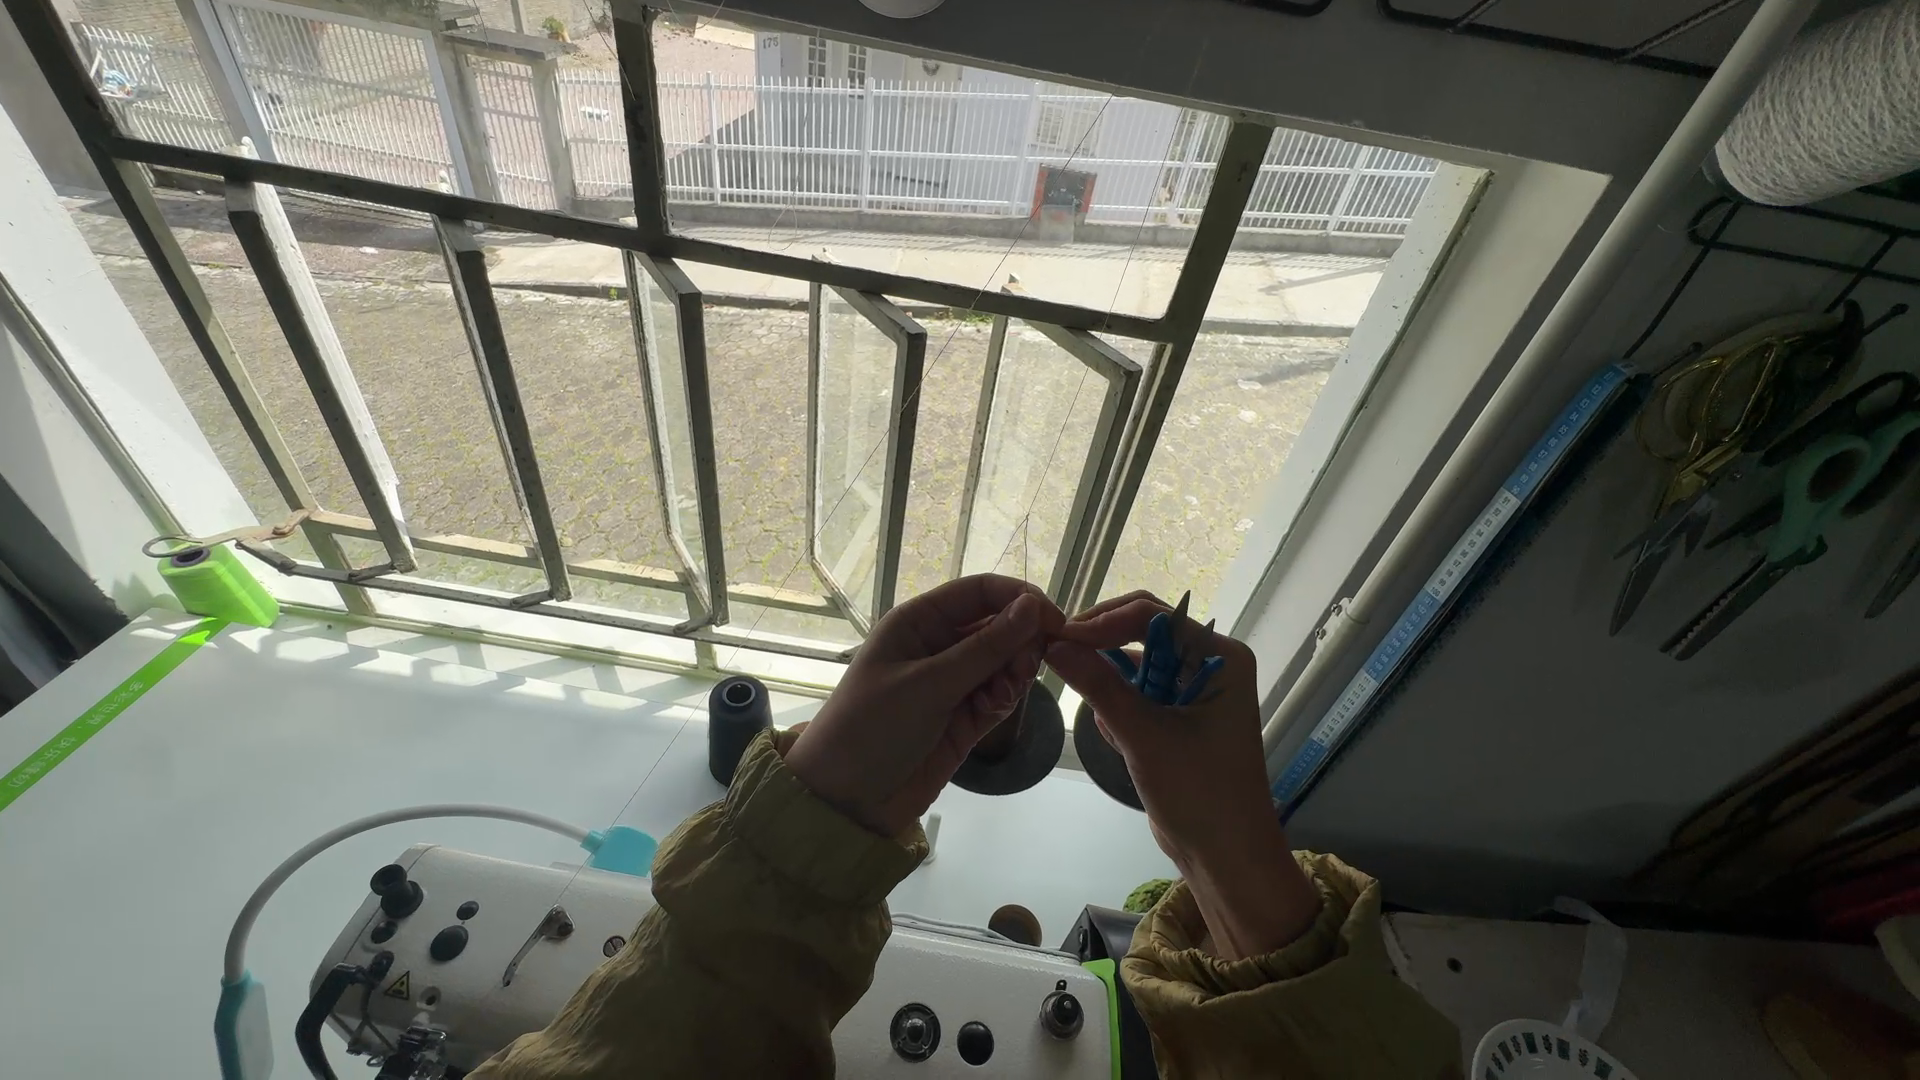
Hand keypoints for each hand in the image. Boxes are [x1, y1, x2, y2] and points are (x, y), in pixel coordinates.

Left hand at [784, 575, 1062, 836]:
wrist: (846, 802)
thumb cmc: (873, 728)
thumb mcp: (928, 684)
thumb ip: (985, 647)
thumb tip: (1033, 605)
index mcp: (919, 622)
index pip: (979, 592)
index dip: (1019, 599)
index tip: (1055, 620)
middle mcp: (939, 644)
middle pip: (997, 625)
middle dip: (1021, 640)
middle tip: (1028, 666)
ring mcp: (953, 682)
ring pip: (1004, 661)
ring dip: (1015, 671)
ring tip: (1006, 692)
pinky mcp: (965, 717)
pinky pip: (1000, 694)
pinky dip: (1006, 697)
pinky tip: (995, 708)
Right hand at [1048, 592, 1319, 956]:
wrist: (1227, 859)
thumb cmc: (1199, 794)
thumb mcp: (1143, 735)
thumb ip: (1098, 685)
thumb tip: (1053, 644)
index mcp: (1221, 657)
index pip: (1152, 617)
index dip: (1103, 621)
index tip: (1059, 637)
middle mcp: (1211, 662)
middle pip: (1143, 632)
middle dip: (1101, 646)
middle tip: (1057, 654)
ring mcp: (1194, 688)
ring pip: (1135, 661)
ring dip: (1111, 683)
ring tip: (1098, 712)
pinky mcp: (1178, 713)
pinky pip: (1137, 689)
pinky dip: (1119, 706)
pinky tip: (1117, 737)